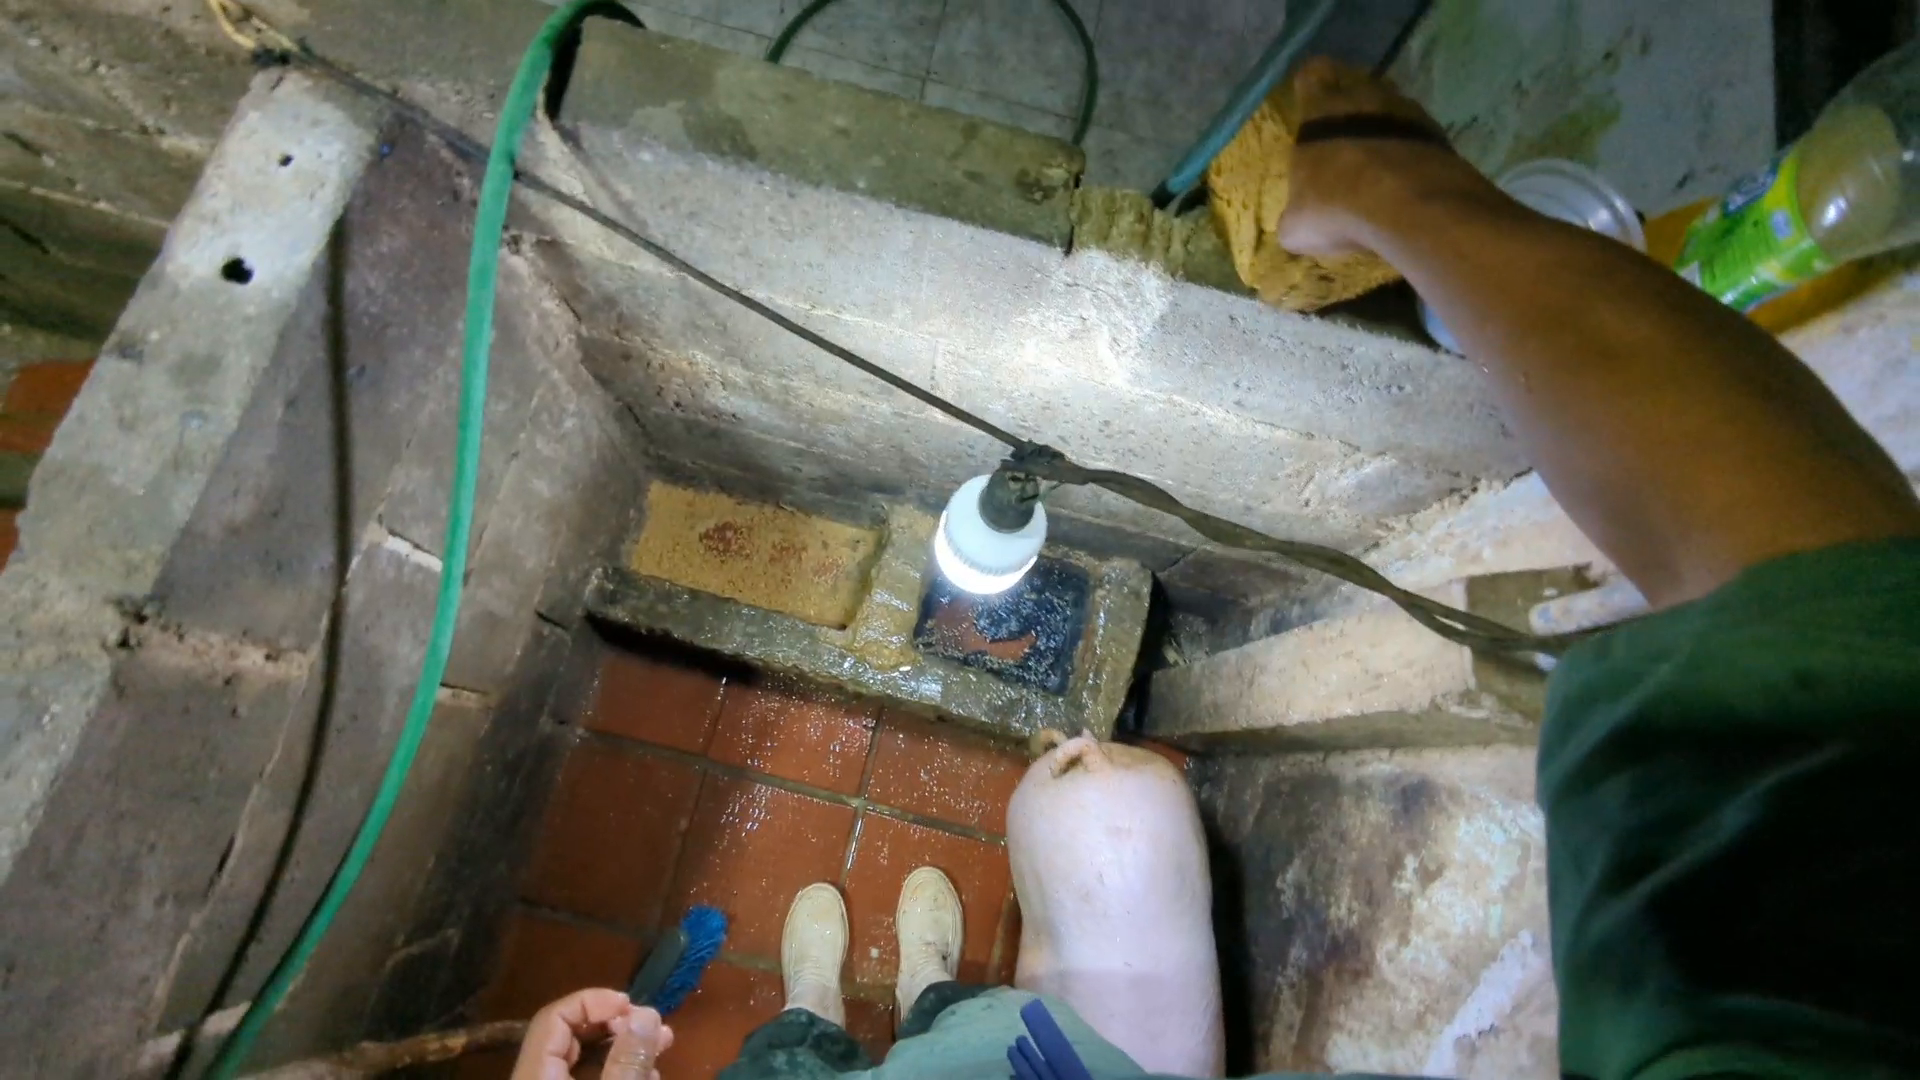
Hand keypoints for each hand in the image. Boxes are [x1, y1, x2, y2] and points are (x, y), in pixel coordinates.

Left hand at [510, 989, 673, 1079]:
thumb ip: (627, 1062)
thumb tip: (647, 1013)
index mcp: (534, 1078)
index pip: (553, 1017)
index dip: (594, 1001)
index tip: (631, 1007)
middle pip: (571, 1035)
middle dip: (618, 1024)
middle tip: (654, 1027)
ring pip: (584, 1059)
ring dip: (625, 1046)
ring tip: (662, 1045)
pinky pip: (588, 1078)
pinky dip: (618, 1069)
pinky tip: (646, 1073)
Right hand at [1275, 57, 1491, 257]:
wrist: (1407, 207)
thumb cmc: (1334, 206)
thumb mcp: (1296, 224)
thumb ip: (1294, 213)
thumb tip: (1297, 221)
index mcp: (1319, 111)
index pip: (1310, 76)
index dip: (1307, 85)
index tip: (1307, 100)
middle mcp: (1363, 97)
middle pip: (1354, 85)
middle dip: (1346, 104)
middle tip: (1337, 131)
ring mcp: (1405, 109)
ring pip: (1387, 106)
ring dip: (1378, 125)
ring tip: (1369, 157)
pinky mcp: (1437, 131)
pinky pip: (1413, 132)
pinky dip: (1403, 147)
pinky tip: (1396, 175)